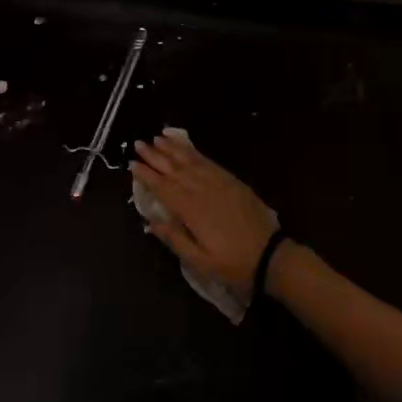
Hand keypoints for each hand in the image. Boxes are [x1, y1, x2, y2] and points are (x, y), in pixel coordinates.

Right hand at [131, 134, 278, 293]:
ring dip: (172, 149)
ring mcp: (218, 182)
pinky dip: (193, 152)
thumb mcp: (200, 261)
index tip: (132, 164)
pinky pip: (207, 161)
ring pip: (189, 161)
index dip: (146, 176)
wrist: (270, 254)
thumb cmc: (232, 263)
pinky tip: (185, 147)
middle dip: (155, 156)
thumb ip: (174, 239)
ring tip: (157, 138)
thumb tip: (150, 222)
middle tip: (138, 143)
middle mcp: (202, 190)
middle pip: (174, 169)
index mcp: (191, 210)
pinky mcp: (230, 180)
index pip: (163, 188)